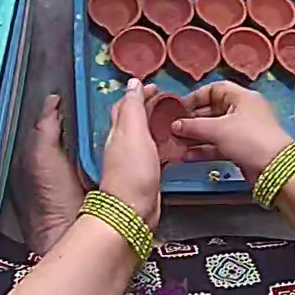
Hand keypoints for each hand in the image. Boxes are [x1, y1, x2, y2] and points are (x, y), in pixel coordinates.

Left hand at [99, 79, 163, 228]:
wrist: (133, 211)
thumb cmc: (131, 172)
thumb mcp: (132, 132)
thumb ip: (133, 107)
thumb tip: (132, 83)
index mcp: (118, 131)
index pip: (126, 105)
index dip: (139, 93)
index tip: (157, 87)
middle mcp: (124, 144)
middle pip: (135, 120)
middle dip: (149, 107)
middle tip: (168, 100)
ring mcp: (135, 161)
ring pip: (146, 137)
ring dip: (158, 126)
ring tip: (175, 119)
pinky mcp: (146, 176)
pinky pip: (156, 155)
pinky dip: (165, 147)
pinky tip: (176, 148)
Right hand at [173, 82, 294, 177]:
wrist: (275, 167)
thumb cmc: (249, 138)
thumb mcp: (218, 129)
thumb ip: (193, 126)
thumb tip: (174, 125)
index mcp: (242, 97)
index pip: (215, 89)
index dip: (196, 97)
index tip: (179, 108)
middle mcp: (243, 111)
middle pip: (212, 111)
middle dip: (192, 120)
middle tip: (174, 127)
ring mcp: (242, 131)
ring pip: (214, 130)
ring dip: (195, 137)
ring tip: (176, 143)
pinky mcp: (241, 149)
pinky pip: (218, 146)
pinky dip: (204, 150)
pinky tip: (187, 156)